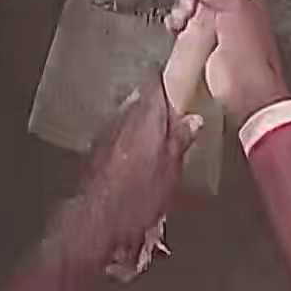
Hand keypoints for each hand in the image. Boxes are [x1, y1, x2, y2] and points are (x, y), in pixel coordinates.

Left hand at [48, 75, 201, 269]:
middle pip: (142, 95)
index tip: (178, 77)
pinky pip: (118, 132)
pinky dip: (128, 140)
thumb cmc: (138, 193)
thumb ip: (181, 138)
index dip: (166, 73)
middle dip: (157, 105)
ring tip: (157, 144)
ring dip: (142, 123)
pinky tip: (136, 160)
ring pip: (129, 114)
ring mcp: (108, 127)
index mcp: (146, 111)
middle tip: (174, 119)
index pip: (154, 75)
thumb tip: (194, 118)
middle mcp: (124, 112)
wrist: (96, 218)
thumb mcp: (171, 168)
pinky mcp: (97, 145)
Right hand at [166, 0, 290, 117]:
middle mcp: (233, 15)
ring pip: (192, 13)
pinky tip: (174, 26)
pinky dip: (177, 27)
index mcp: (246, 0)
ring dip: (181, 11)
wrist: (246, 91)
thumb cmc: (251, 51)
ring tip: (180, 16)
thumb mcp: (232, 4)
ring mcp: (219, 34)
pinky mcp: (205, 51)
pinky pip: (186, 32)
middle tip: (187, 4)